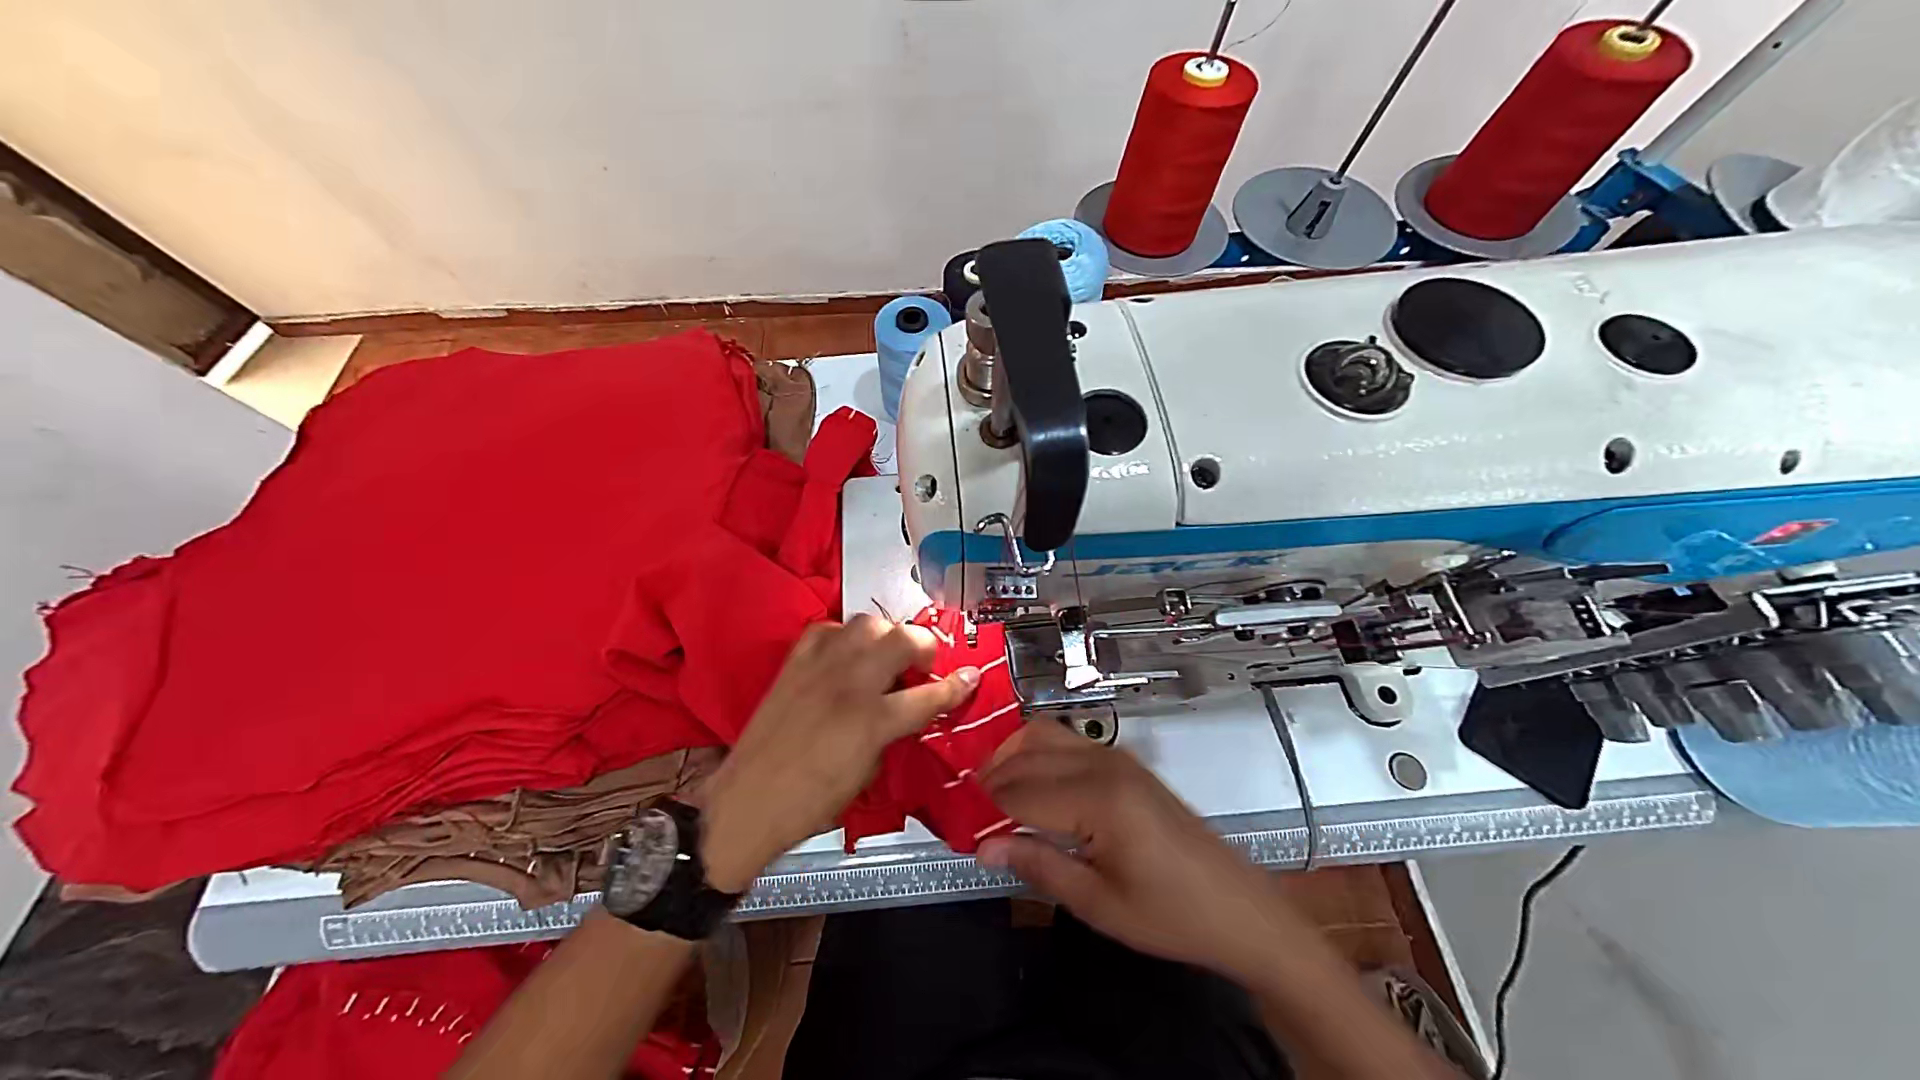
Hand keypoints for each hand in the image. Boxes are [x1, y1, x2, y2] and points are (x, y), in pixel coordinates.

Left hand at [698, 615, 981, 891]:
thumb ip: (893, 734)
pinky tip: (847, 654)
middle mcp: (850, 684)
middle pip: (903, 638)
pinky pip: (827, 629)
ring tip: (888, 655)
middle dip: (925, 646)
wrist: (748, 802)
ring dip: (887, 635)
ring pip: (868, 622)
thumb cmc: (811, 802)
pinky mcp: (795, 663)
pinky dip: (845, 636)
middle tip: (925, 665)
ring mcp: (820, 667)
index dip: (956, 686)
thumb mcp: (868, 773)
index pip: (929, 694)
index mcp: (873, 721)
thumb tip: (906, 712)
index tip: (970, 677)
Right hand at [976, 722, 1312, 983]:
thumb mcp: (1097, 903)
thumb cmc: (1171, 914)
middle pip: (1025, 753)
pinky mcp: (1125, 762)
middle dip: (989, 778)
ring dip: (1011, 757)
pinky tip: (1028, 787)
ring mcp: (1117, 757)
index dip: (983, 809)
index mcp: (1097, 797)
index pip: (1017, 791)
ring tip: (991, 796)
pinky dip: (1036, 755)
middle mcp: (1104, 763)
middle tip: (965, 811)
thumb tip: (983, 847)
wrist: (1237, 908)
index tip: (957, 825)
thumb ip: (1037, 865)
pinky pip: (1067, 742)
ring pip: (1043, 735)